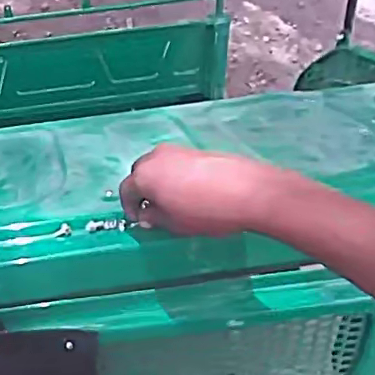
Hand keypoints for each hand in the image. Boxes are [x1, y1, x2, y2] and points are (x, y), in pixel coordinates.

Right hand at [118, 146, 296, 236]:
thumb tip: (147, 215)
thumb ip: (153, 219)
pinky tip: (189, 192)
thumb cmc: (204, 212)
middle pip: (140, 173)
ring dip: (158, 182)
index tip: (140, 220)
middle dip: (142, 191)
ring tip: (172, 201)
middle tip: (153, 210)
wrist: (248, 191)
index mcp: (143, 176)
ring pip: (158, 166)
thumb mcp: (173, 224)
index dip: (130, 208)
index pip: (126, 191)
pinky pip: (175, 163)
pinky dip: (174, 176)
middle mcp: (155, 157)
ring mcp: (177, 150)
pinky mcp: (196, 150)